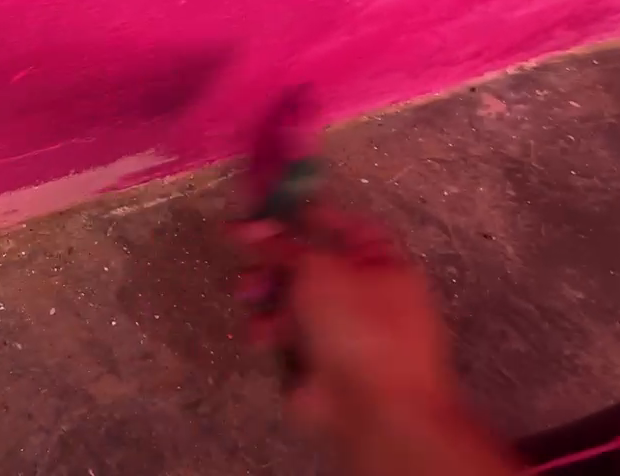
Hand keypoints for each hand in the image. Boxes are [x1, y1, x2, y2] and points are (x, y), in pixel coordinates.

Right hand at [235, 208, 517, 475]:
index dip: (307, 211)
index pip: (346, 223)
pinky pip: (285, 328)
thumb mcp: (317, 268)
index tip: (266, 206)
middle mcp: (365, 292)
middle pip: (308, 257)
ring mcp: (343, 327)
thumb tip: (256, 224)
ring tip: (247, 295)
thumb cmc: (359, 327)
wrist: (377, 413)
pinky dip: (269, 327)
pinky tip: (263, 335)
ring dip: (263, 291)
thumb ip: (282, 241)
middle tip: (236, 242)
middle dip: (270, 254)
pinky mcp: (319, 355)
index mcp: (383, 264)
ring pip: (289, 292)